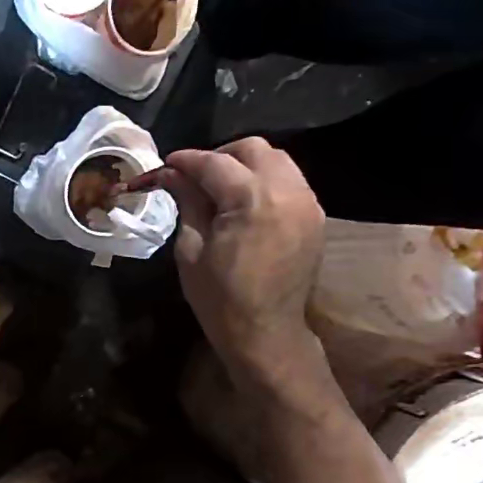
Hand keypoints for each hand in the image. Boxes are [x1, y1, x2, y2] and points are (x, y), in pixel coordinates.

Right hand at [164, 138, 326, 386]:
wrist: (265, 332)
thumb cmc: (220, 298)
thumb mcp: (191, 250)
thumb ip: (188, 202)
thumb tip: (174, 174)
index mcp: (252, 200)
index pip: (215, 163)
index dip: (187, 160)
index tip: (167, 163)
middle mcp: (287, 191)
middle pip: (253, 149)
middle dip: (220, 156)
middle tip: (196, 176)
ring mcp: (307, 202)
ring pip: (277, 160)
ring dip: (246, 166)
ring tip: (222, 187)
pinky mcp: (315, 216)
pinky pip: (290, 182)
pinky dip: (266, 182)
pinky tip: (247, 203)